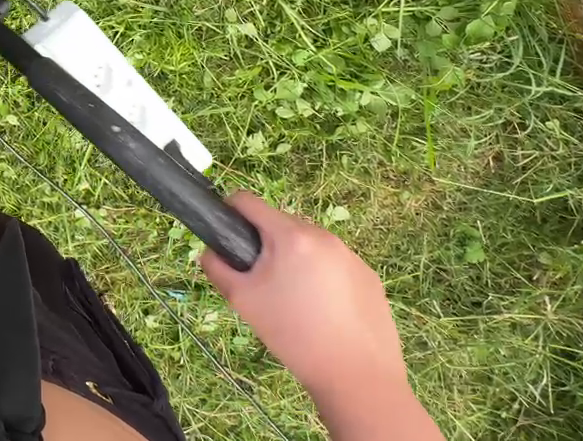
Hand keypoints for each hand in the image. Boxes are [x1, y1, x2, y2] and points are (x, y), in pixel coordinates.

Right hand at [200, 194, 410, 408]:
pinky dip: (322, 274)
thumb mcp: (240, 299)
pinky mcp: (371, 277)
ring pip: (308, 242)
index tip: (227, 237)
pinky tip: (323, 309)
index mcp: (290, 236)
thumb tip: (212, 252)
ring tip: (294, 297)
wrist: (358, 380)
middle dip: (265, 242)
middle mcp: (323, 236)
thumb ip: (216, 266)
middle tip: (263, 279)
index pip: (247, 201)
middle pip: (279, 222)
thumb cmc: (293, 334)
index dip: (229, 212)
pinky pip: (334, 263)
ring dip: (294, 257)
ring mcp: (352, 257)